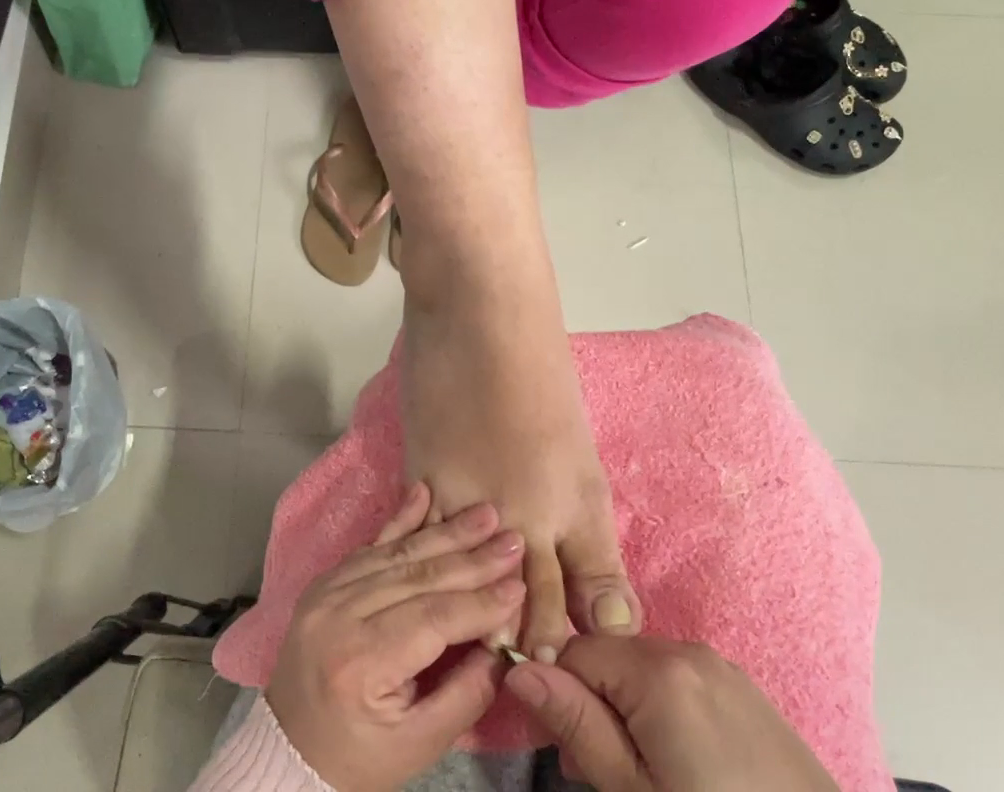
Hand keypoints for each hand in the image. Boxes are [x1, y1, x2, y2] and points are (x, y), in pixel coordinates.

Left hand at [267, 483, 525, 791]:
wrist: (289, 750)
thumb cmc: (359, 756)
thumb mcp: (419, 744)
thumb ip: (465, 693)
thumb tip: (504, 643)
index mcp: (360, 663)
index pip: (433, 618)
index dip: (481, 600)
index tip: (522, 582)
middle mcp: (337, 618)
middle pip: (417, 577)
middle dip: (471, 557)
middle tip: (513, 538)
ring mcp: (324, 595)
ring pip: (396, 556)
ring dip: (444, 532)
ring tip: (484, 514)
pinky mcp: (322, 584)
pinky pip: (368, 548)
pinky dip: (399, 521)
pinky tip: (423, 494)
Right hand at [403, 304, 641, 662]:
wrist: (483, 317)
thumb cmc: (539, 369)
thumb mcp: (577, 443)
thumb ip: (574, 511)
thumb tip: (573, 565)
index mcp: (580, 502)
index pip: (589, 595)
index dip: (584, 638)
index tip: (576, 672)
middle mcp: (531, 516)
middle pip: (532, 604)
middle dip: (532, 649)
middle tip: (522, 686)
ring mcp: (474, 504)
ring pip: (475, 587)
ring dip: (474, 624)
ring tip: (468, 659)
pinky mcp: (425, 483)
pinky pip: (427, 545)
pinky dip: (424, 574)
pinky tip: (413, 599)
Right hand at [503, 636, 840, 791]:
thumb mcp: (631, 788)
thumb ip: (576, 723)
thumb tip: (518, 668)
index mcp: (657, 669)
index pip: (572, 650)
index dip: (557, 694)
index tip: (566, 748)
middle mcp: (688, 649)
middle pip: (608, 657)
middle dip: (592, 704)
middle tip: (601, 773)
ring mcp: (722, 666)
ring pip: (640, 669)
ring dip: (625, 709)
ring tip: (641, 773)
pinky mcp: (743, 688)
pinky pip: (678, 680)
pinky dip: (661, 710)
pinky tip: (678, 761)